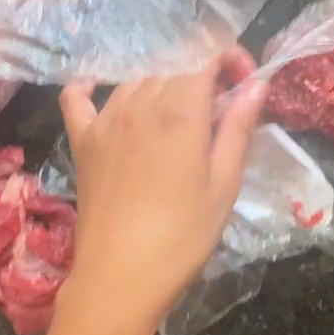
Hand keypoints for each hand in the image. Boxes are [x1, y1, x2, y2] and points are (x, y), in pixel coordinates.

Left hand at [57, 49, 264, 334]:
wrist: (120, 276)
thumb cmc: (183, 236)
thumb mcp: (224, 185)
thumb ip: (238, 128)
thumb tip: (255, 85)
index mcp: (180, 110)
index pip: (206, 57)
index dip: (231, 60)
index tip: (247, 87)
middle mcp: (139, 102)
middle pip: (174, 69)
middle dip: (202, 79)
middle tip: (221, 118)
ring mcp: (105, 119)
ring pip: (137, 81)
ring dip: (163, 88)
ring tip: (180, 121)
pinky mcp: (82, 141)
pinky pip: (78, 97)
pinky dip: (89, 86)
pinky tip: (98, 88)